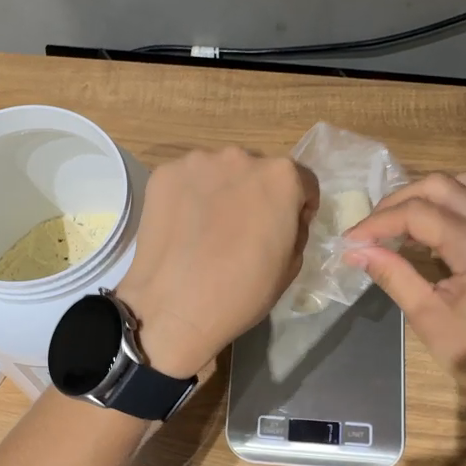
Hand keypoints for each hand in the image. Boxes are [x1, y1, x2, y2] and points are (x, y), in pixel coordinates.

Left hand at [115, 147, 317, 375]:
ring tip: (207, 230)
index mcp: (282, 177)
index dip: (297, 207)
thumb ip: (295, 228)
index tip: (285, 229)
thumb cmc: (242, 293)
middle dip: (255, 195)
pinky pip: (186, 181)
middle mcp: (241, 157)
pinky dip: (188, 197)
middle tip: (242, 231)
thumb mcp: (291, 265)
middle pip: (257, 172)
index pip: (302, 181)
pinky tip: (182, 228)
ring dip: (220, 192)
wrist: (175, 307)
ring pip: (218, 172)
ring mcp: (198, 162)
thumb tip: (284, 218)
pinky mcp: (164, 174)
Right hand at [344, 172, 465, 408]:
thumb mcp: (427, 316)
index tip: (350, 241)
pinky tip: (426, 230)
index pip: (419, 213)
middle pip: (440, 185)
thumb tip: (354, 250)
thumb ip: (392, 274)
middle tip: (371, 231)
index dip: (378, 222)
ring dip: (424, 196)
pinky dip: (447, 204)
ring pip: (462, 184)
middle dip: (398, 202)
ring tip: (396, 225)